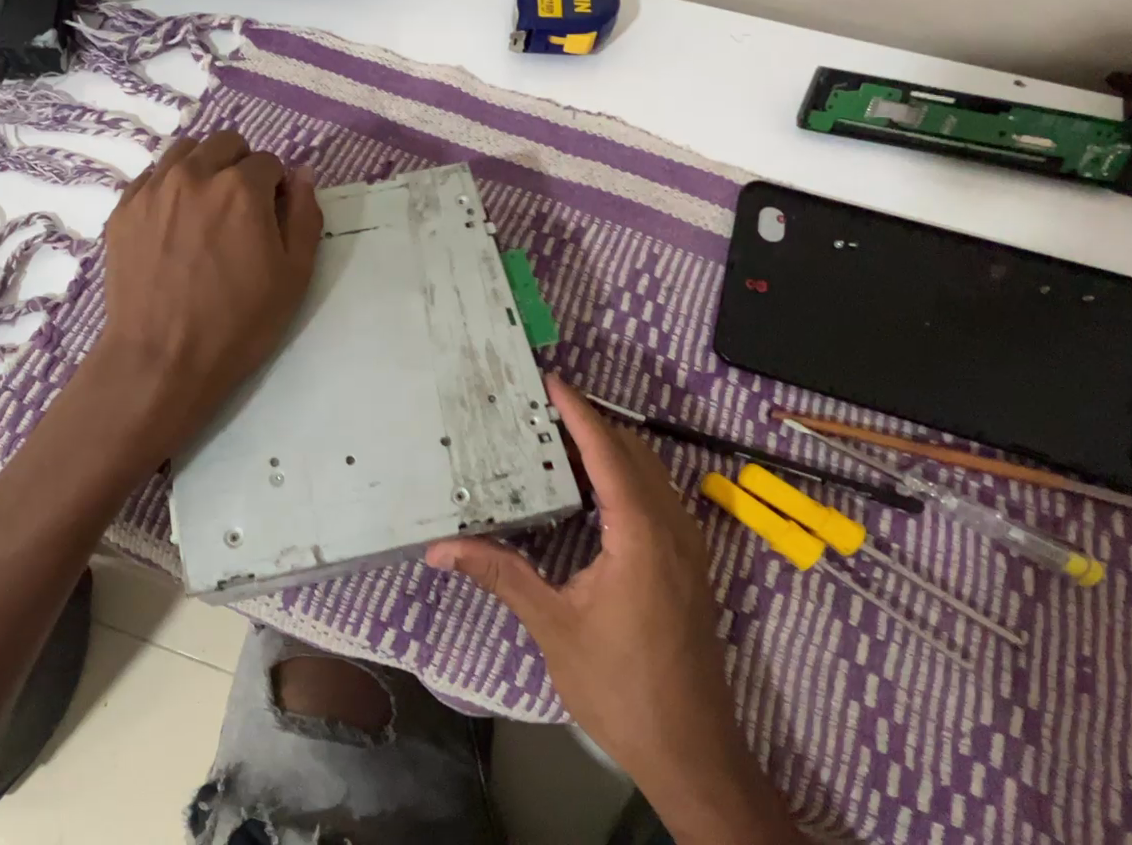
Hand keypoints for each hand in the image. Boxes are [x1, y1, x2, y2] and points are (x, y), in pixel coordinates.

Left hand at [93, 131, 321, 457]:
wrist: (162, 358)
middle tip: (242, 211)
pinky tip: (174, 225)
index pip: (269, 161)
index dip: (276, 188)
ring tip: (207, 211)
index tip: (272, 218)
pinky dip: (169, 188)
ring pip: (184, 152)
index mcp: (242, 188)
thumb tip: (302, 174)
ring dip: (204, 168)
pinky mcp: (123, 210)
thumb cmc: (238, 323)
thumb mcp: (294, 276)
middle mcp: (194, 175)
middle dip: (241, 167)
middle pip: (225, 144)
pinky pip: (151, 178)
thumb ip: (304, 216)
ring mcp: (152, 190)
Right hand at [427, 376, 800, 840]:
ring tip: (560, 440)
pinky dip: (626, 480)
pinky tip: (592, 494)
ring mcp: (688, 548)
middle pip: (635, 456)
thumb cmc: (620, 685)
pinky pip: (658, 501)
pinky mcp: (689, 567)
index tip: (551, 382)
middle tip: (541, 409)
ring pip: (652, 477)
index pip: (609, 454)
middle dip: (592, 425)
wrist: (690, 749)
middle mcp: (673, 529)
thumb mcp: (553, 626)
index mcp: (642, 535)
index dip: (579, 413)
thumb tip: (440, 548)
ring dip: (611, 451)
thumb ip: (501, 574)